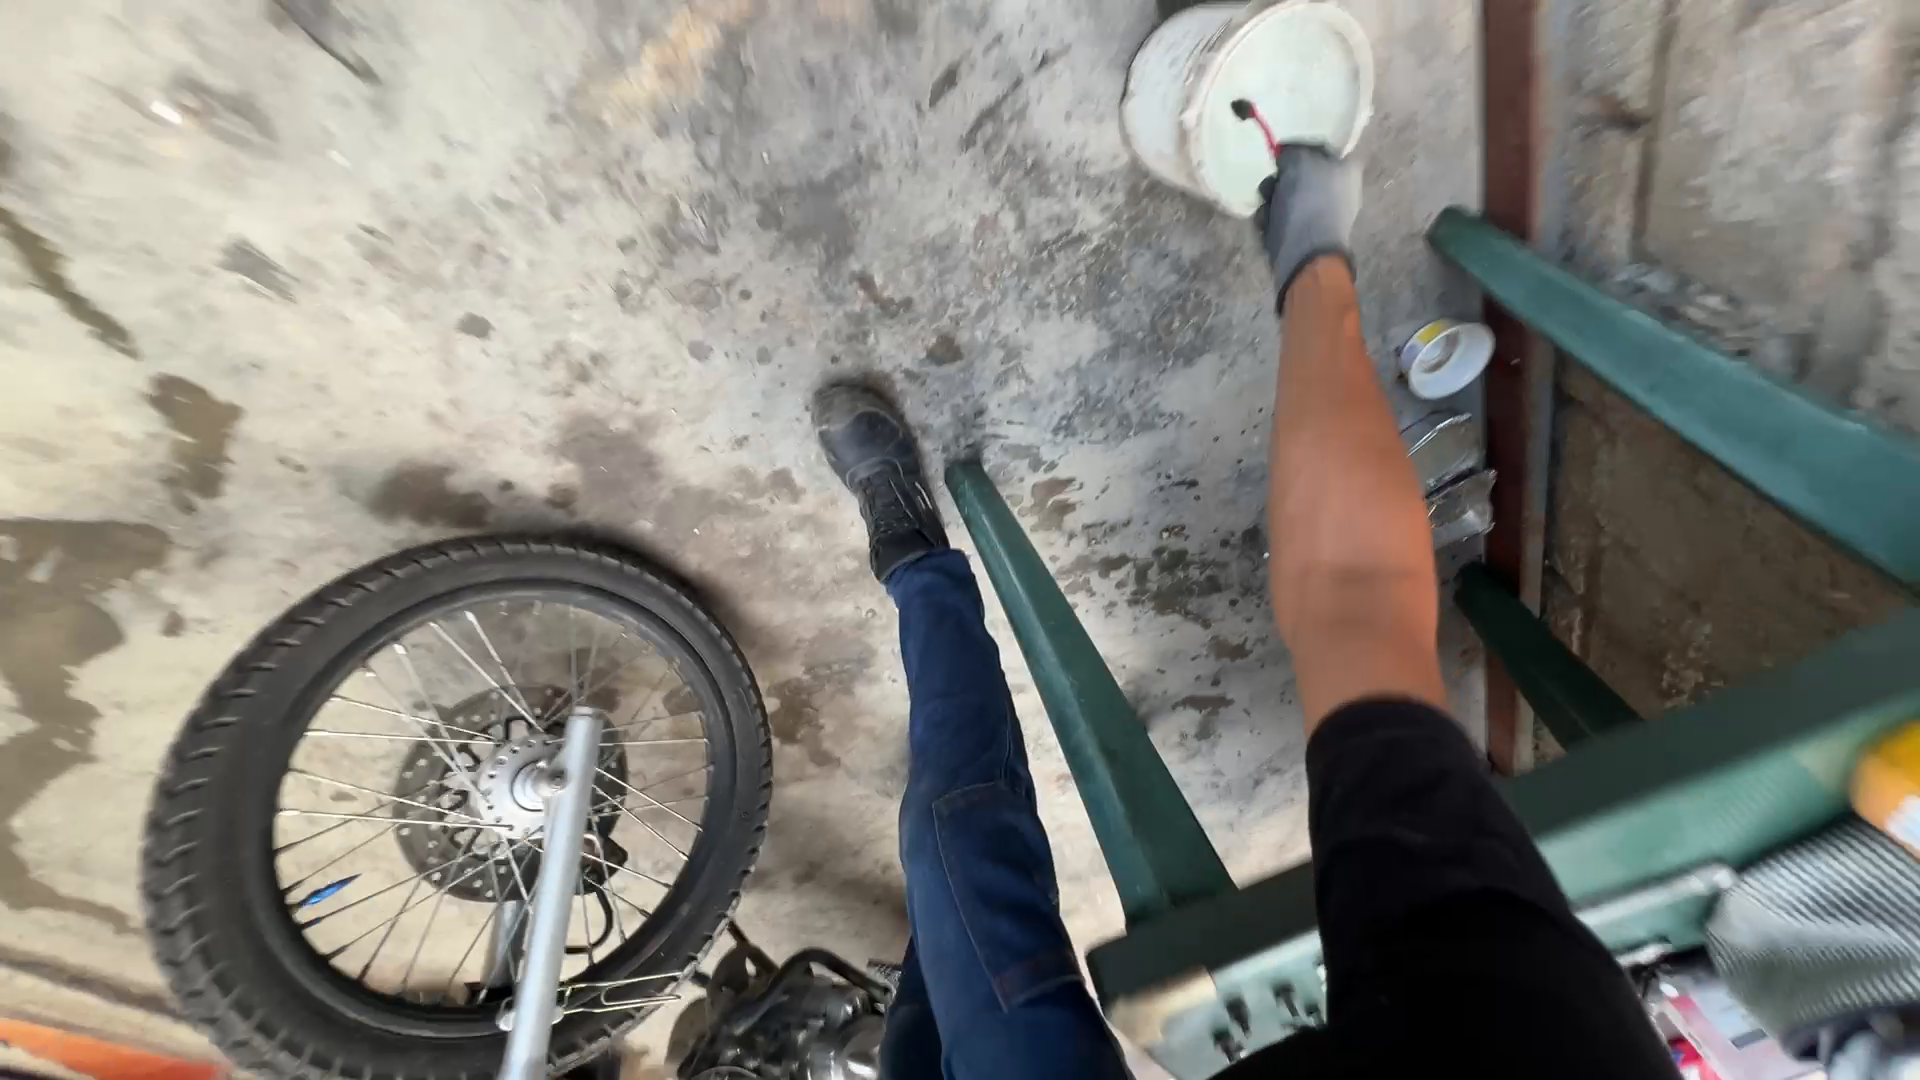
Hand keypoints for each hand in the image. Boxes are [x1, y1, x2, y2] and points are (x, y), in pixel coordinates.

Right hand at [1255, 145, 1361, 311]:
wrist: (1304, 256)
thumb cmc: (1307, 205)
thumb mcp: (1300, 163)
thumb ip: (1292, 151)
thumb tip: (1284, 153)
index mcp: (1346, 168)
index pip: (1315, 150)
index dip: (1293, 152)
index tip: (1276, 159)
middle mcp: (1337, 191)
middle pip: (1297, 177)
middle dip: (1278, 183)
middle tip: (1270, 189)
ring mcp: (1320, 216)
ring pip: (1285, 200)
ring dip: (1270, 205)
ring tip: (1267, 214)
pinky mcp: (1303, 238)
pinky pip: (1280, 222)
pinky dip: (1270, 224)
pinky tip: (1267, 230)